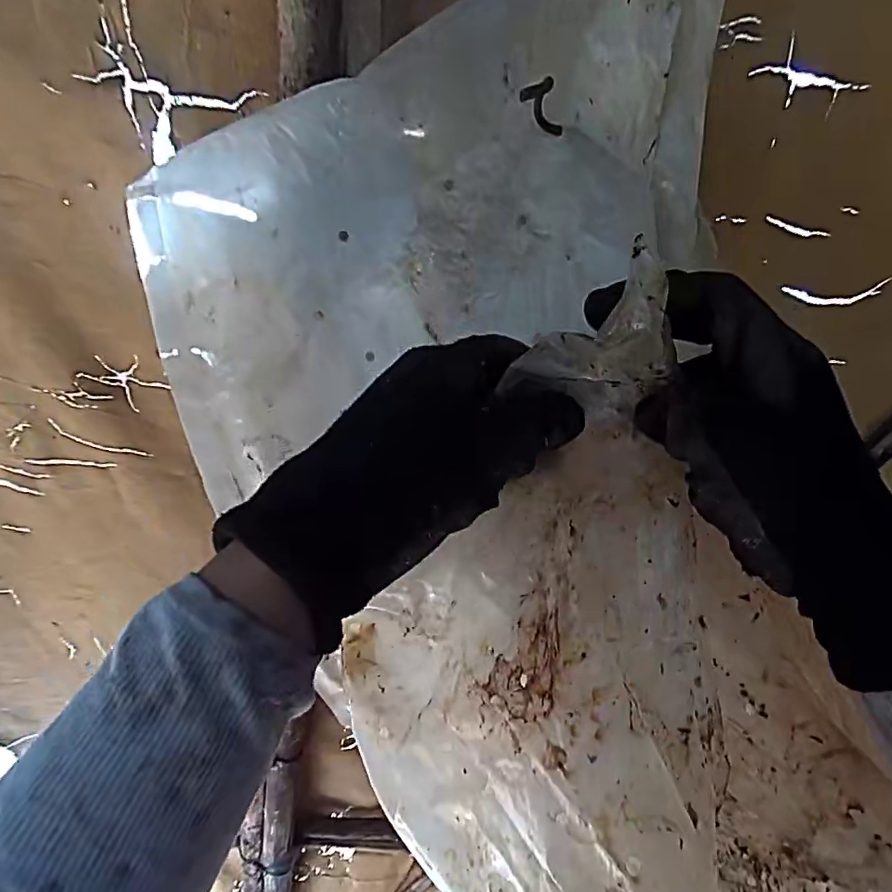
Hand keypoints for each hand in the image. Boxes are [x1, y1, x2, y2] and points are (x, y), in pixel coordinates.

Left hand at [213, 336, 583, 652]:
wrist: (320, 538)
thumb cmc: (412, 484)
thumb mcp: (487, 452)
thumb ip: (535, 423)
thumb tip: (572, 408)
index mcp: (443, 366)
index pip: (509, 353)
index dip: (542, 381)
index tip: (562, 420)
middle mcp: (418, 380)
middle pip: (489, 390)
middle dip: (517, 426)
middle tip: (530, 463)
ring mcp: (396, 416)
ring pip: (466, 425)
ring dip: (490, 454)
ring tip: (492, 490)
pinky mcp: (383, 452)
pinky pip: (439, 450)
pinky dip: (460, 471)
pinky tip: (459, 504)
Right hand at [585, 271, 891, 690]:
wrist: (840, 557)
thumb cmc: (788, 486)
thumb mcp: (726, 436)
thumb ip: (681, 407)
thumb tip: (648, 404)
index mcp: (773, 356)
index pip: (716, 299)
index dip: (661, 296)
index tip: (606, 312)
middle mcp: (771, 378)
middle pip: (707, 344)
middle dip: (660, 358)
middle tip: (616, 372)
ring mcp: (767, 419)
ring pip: (706, 392)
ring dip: (673, 407)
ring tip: (644, 427)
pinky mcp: (761, 457)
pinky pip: (714, 433)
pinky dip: (691, 444)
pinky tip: (684, 468)